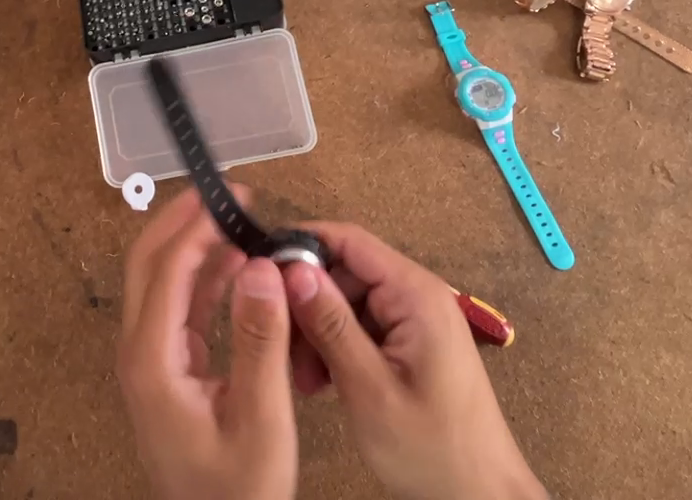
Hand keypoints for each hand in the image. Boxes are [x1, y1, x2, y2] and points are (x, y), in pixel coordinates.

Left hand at [118, 186, 295, 499]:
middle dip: (179, 222)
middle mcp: (141, 350)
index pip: (166, 272)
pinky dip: (204, 278)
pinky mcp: (169, 367)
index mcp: (151, 359)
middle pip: (147, 265)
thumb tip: (260, 266)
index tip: (228, 198)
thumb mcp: (260, 417)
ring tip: (232, 218)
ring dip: (192, 246)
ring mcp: (151, 358)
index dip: (195, 228)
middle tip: (219, 193)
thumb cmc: (239, 489)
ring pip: (161, 282)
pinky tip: (234, 263)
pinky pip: (180, 307)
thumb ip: (259, 340)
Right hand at [284, 222, 546, 499]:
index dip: (302, 245)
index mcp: (415, 293)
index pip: (349, 240)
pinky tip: (322, 382)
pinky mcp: (410, 344)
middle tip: (283, 349)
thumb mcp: (370, 389)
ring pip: (347, 301)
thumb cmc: (432, 449)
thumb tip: (292, 267)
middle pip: (344, 272)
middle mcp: (416, 295)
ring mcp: (415, 320)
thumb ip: (332, 325)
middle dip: (307, 302)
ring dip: (318, 331)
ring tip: (304, 378)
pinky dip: (336, 346)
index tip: (259, 269)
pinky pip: (361, 326)